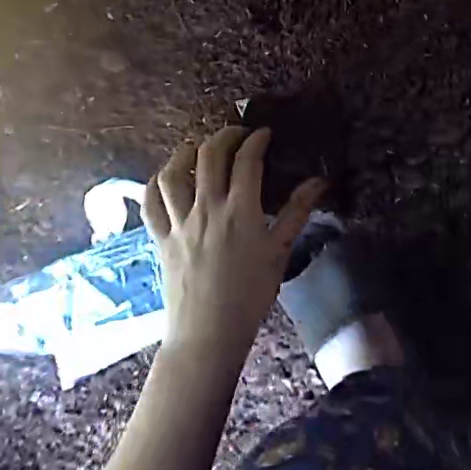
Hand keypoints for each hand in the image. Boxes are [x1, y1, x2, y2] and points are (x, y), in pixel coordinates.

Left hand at [144, 126, 326, 362]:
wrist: (208, 335)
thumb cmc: (250, 294)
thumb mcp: (280, 251)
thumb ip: (298, 211)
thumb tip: (320, 181)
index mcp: (240, 211)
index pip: (247, 160)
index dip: (256, 139)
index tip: (264, 133)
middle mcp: (207, 209)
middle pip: (210, 156)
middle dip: (224, 135)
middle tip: (237, 134)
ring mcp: (180, 223)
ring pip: (173, 174)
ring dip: (186, 152)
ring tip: (198, 147)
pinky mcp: (161, 239)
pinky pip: (150, 203)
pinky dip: (156, 183)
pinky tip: (167, 177)